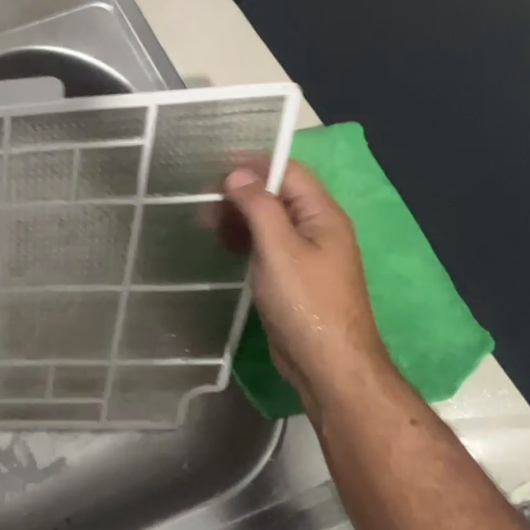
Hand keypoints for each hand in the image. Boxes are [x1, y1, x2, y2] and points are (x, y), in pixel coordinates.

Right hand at [221, 161, 389, 407]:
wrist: (328, 365)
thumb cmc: (306, 302)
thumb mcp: (279, 248)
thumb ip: (259, 206)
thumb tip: (237, 173)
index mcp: (322, 215)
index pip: (288, 171)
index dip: (252, 164)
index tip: (212, 166)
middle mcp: (317, 229)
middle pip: (277, 194)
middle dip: (240, 191)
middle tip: (201, 201)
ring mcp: (306, 254)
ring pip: (269, 220)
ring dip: (238, 216)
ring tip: (205, 223)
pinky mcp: (293, 277)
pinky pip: (266, 244)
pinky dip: (244, 239)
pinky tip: (223, 246)